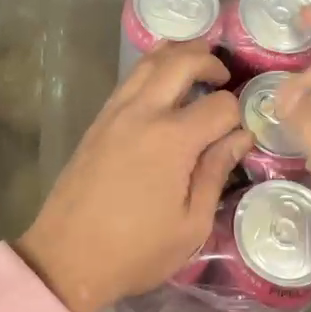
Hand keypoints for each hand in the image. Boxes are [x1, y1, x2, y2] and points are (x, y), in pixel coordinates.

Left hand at [16, 42, 249, 311]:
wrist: (68, 257)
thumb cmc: (137, 250)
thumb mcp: (191, 224)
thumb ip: (216, 172)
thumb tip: (240, 137)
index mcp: (172, 140)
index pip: (219, 104)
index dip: (238, 113)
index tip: (242, 130)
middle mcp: (143, 113)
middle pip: (181, 62)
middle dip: (209, 60)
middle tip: (224, 75)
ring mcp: (116, 112)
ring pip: (148, 62)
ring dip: (177, 53)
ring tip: (197, 61)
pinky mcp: (98, 120)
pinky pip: (129, 79)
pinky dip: (150, 67)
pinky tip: (162, 78)